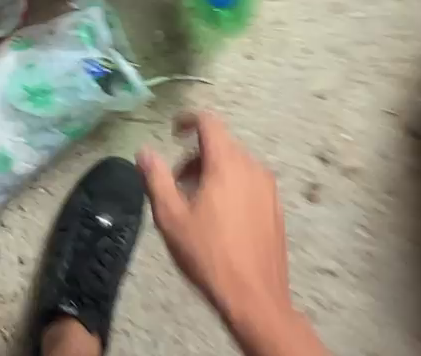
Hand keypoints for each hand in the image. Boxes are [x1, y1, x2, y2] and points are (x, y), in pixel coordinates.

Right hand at [138, 112, 294, 329]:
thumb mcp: (171, 217)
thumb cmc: (209, 255)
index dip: (187, 120)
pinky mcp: (276, 209)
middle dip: (195, 154)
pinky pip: (249, 182)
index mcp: (226, 164)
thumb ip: (156, 178)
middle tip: (177, 181)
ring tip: (196, 202)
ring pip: (236, 163)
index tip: (172, 132)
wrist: (256, 300)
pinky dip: (231, 184)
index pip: (208, 122)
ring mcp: (268, 189)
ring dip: (212, 170)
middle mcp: (252, 168)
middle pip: (221, 143)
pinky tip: (220, 217)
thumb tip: (144, 151)